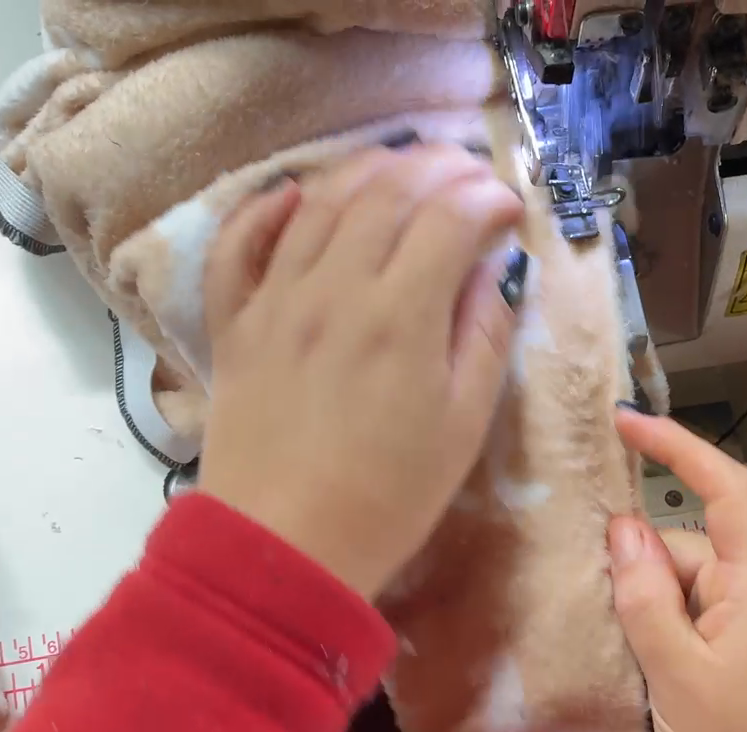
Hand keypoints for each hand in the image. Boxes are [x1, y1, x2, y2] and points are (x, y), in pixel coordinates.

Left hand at [198, 144, 524, 598]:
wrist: (286, 547)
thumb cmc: (391, 497)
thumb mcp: (464, 426)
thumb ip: (485, 338)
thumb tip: (494, 273)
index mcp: (402, 316)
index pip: (449, 219)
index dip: (487, 198)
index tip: (510, 207)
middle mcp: (335, 288)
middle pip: (386, 193)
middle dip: (436, 168)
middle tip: (467, 173)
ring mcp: (276, 300)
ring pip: (319, 202)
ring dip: (368, 171)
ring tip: (402, 169)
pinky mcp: (236, 323)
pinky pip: (239, 244)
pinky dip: (266, 208)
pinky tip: (292, 195)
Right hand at [606, 410, 746, 731]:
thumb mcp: (676, 673)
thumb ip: (646, 596)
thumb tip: (625, 527)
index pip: (726, 489)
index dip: (679, 447)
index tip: (626, 423)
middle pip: (692, 548)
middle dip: (645, 572)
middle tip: (610, 624)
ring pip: (692, 586)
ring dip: (655, 608)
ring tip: (634, 662)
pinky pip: (704, 613)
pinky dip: (672, 627)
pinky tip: (653, 666)